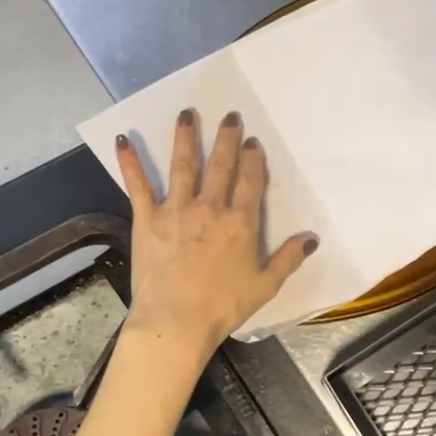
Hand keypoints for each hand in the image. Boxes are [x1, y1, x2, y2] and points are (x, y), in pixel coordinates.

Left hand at [114, 110, 317, 350]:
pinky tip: (124, 141)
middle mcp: (210, 208)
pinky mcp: (147, 219)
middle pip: (221, 166)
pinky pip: (137, 185)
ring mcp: (176, 210)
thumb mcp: (266, 285)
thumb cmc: (224, 306)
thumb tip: (311, 238)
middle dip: (227, 139)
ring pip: (183, 165)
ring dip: (186, 138)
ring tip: (187, 115)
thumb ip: (288, 258)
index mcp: (241, 224)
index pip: (251, 182)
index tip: (253, 142)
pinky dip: (130, 162)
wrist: (175, 321)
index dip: (253, 160)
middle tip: (229, 116)